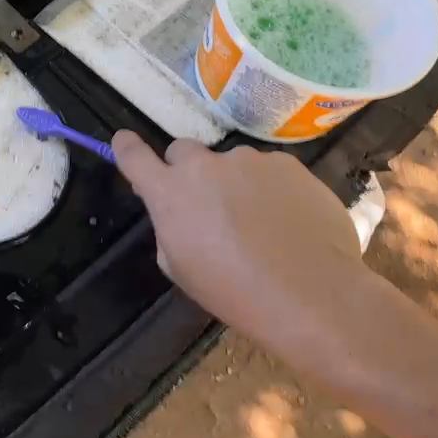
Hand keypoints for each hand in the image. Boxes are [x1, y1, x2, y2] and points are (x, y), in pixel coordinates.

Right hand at [113, 132, 371, 361]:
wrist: (312, 295)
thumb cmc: (234, 292)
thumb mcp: (181, 268)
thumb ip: (169, 228)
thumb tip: (180, 212)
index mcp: (169, 193)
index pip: (134, 156)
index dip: (127, 148)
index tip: (125, 142)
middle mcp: (204, 166)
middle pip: (183, 151)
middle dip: (188, 172)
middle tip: (208, 205)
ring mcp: (249, 160)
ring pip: (232, 164)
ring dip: (236, 184)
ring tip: (262, 224)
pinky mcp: (289, 165)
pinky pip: (269, 171)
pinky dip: (272, 189)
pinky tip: (289, 222)